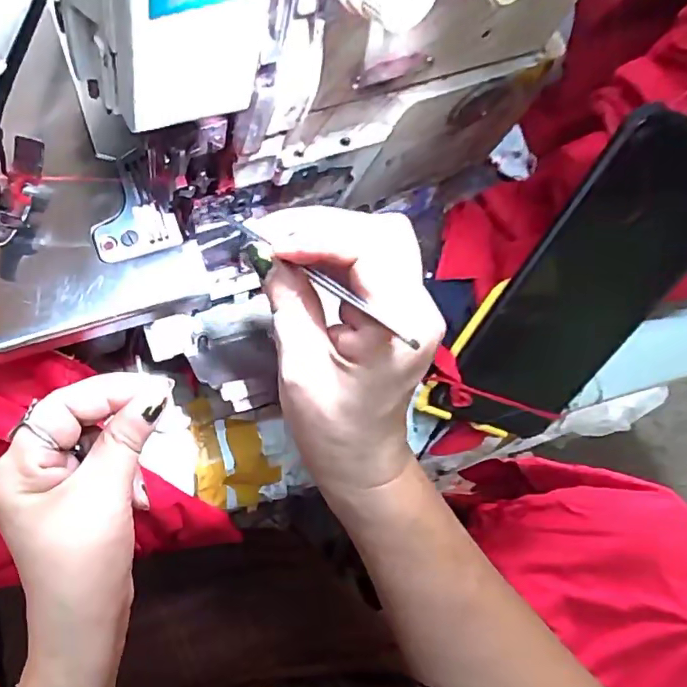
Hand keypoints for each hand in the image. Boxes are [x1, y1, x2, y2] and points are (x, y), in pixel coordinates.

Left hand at [0, 373, 171, 686]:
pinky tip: (137, 496)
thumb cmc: (85, 561)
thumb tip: (151, 396)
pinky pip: (93, 472)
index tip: (152, 389)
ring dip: (122, 454)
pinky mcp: (66, 506)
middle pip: (72, 424)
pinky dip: (119, 476)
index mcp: (16, 466)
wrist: (83, 629)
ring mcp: (44, 491)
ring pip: (88, 447)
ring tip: (145, 475)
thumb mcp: (105, 493)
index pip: (60, 408)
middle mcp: (22, 472)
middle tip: (158, 417)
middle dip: (116, 423)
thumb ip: (124, 439)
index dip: (106, 393)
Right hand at [256, 206, 445, 493]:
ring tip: (279, 244)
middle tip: (269, 236)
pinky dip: (332, 254)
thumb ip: (289, 306)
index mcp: (398, 326)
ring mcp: (411, 306)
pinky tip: (300, 259)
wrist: (361, 461)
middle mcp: (416, 307)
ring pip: (376, 242)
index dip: (317, 236)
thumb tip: (270, 261)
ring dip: (325, 236)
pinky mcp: (396, 309)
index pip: (369, 250)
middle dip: (321, 226)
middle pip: (380, 234)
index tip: (270, 243)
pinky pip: (369, 264)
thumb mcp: (299, 369)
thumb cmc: (330, 429)